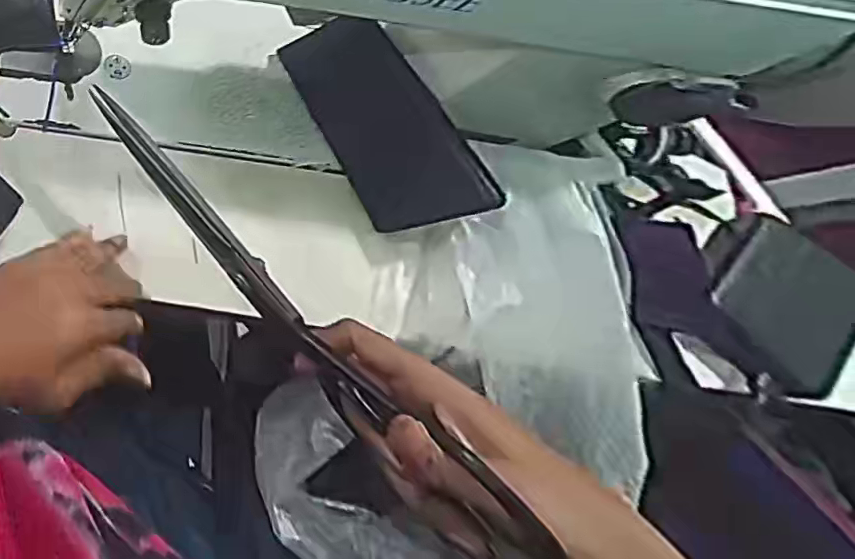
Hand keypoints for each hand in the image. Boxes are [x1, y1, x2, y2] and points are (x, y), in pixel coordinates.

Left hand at [0, 233, 149, 412]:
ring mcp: (47, 269)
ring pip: (88, 254)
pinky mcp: (25, 260)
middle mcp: (71, 289)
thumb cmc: (7, 379)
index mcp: (85, 324)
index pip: (124, 320)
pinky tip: (84, 234)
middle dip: (127, 287)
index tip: (135, 334)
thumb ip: (101, 371)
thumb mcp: (60, 390)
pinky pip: (59, 243)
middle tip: (136, 292)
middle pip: (111, 281)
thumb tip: (138, 369)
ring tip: (122, 244)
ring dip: (108, 250)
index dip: (132, 327)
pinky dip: (75, 238)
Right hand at [316, 321, 683, 558]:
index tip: (296, 357)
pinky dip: (431, 510)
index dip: (328, 340)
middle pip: (367, 405)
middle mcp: (436, 414)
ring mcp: (442, 447)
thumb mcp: (502, 482)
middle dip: (385, 448)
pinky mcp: (450, 480)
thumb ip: (439, 455)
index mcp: (444, 396)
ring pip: (387, 451)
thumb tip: (393, 426)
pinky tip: (470, 528)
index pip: (369, 346)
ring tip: (466, 520)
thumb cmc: (572, 513)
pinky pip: (409, 484)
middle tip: (423, 482)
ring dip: (414, 488)